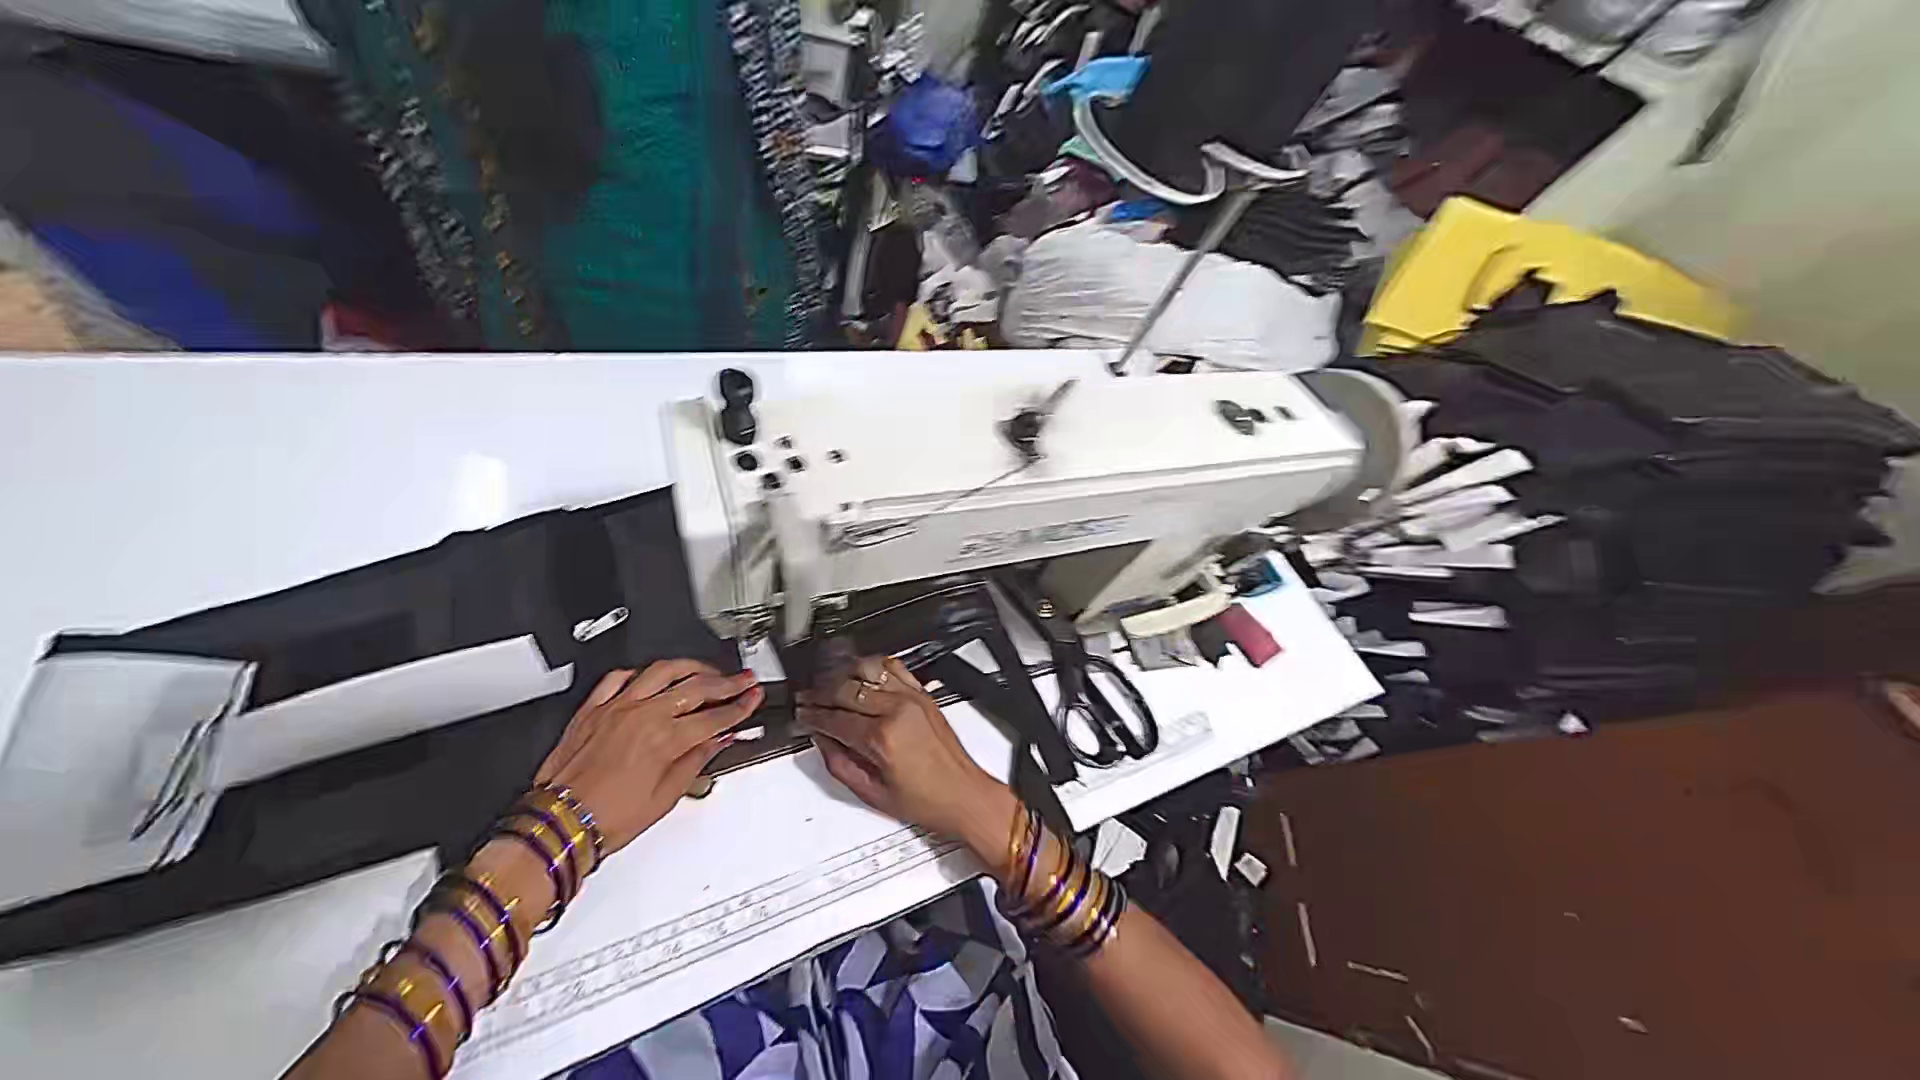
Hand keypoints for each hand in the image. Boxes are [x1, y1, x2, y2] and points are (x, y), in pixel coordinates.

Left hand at [535, 660, 762, 851]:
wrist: (559, 824)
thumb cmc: (606, 817)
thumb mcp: (666, 796)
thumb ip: (696, 760)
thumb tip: (717, 741)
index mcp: (665, 740)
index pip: (716, 716)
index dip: (740, 706)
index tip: (752, 699)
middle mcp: (643, 716)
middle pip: (697, 687)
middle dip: (728, 682)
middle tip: (743, 680)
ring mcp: (618, 708)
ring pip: (664, 671)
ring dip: (692, 667)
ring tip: (707, 670)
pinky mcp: (594, 708)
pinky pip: (620, 677)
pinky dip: (641, 672)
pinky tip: (652, 675)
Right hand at [797, 656, 1018, 867]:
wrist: (963, 794)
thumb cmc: (927, 799)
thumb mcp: (871, 793)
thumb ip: (839, 763)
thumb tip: (821, 740)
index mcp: (881, 738)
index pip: (834, 717)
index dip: (812, 715)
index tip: (803, 715)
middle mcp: (897, 710)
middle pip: (845, 689)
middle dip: (820, 694)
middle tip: (808, 700)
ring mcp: (911, 698)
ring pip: (866, 670)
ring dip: (842, 674)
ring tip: (828, 684)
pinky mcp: (922, 694)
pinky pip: (893, 667)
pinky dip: (872, 666)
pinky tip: (861, 673)